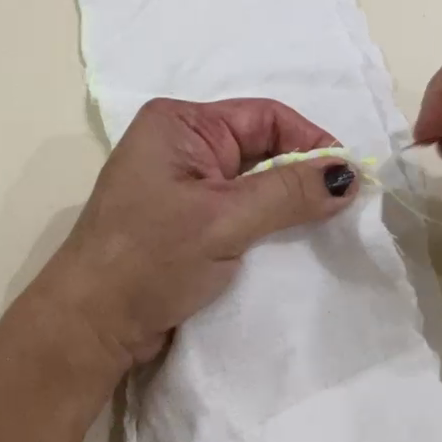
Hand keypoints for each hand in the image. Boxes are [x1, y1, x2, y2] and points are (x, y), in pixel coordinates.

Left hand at [34, 98, 359, 364]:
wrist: (92, 325)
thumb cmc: (150, 260)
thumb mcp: (224, 219)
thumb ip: (289, 192)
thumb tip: (349, 174)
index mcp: (179, 125)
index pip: (264, 117)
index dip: (311, 141)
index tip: (349, 178)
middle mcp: (179, 148)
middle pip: (259, 148)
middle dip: (301, 174)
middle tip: (343, 206)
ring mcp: (180, 188)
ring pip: (251, 184)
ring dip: (284, 203)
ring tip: (324, 225)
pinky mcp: (183, 225)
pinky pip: (237, 213)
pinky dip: (265, 225)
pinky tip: (290, 243)